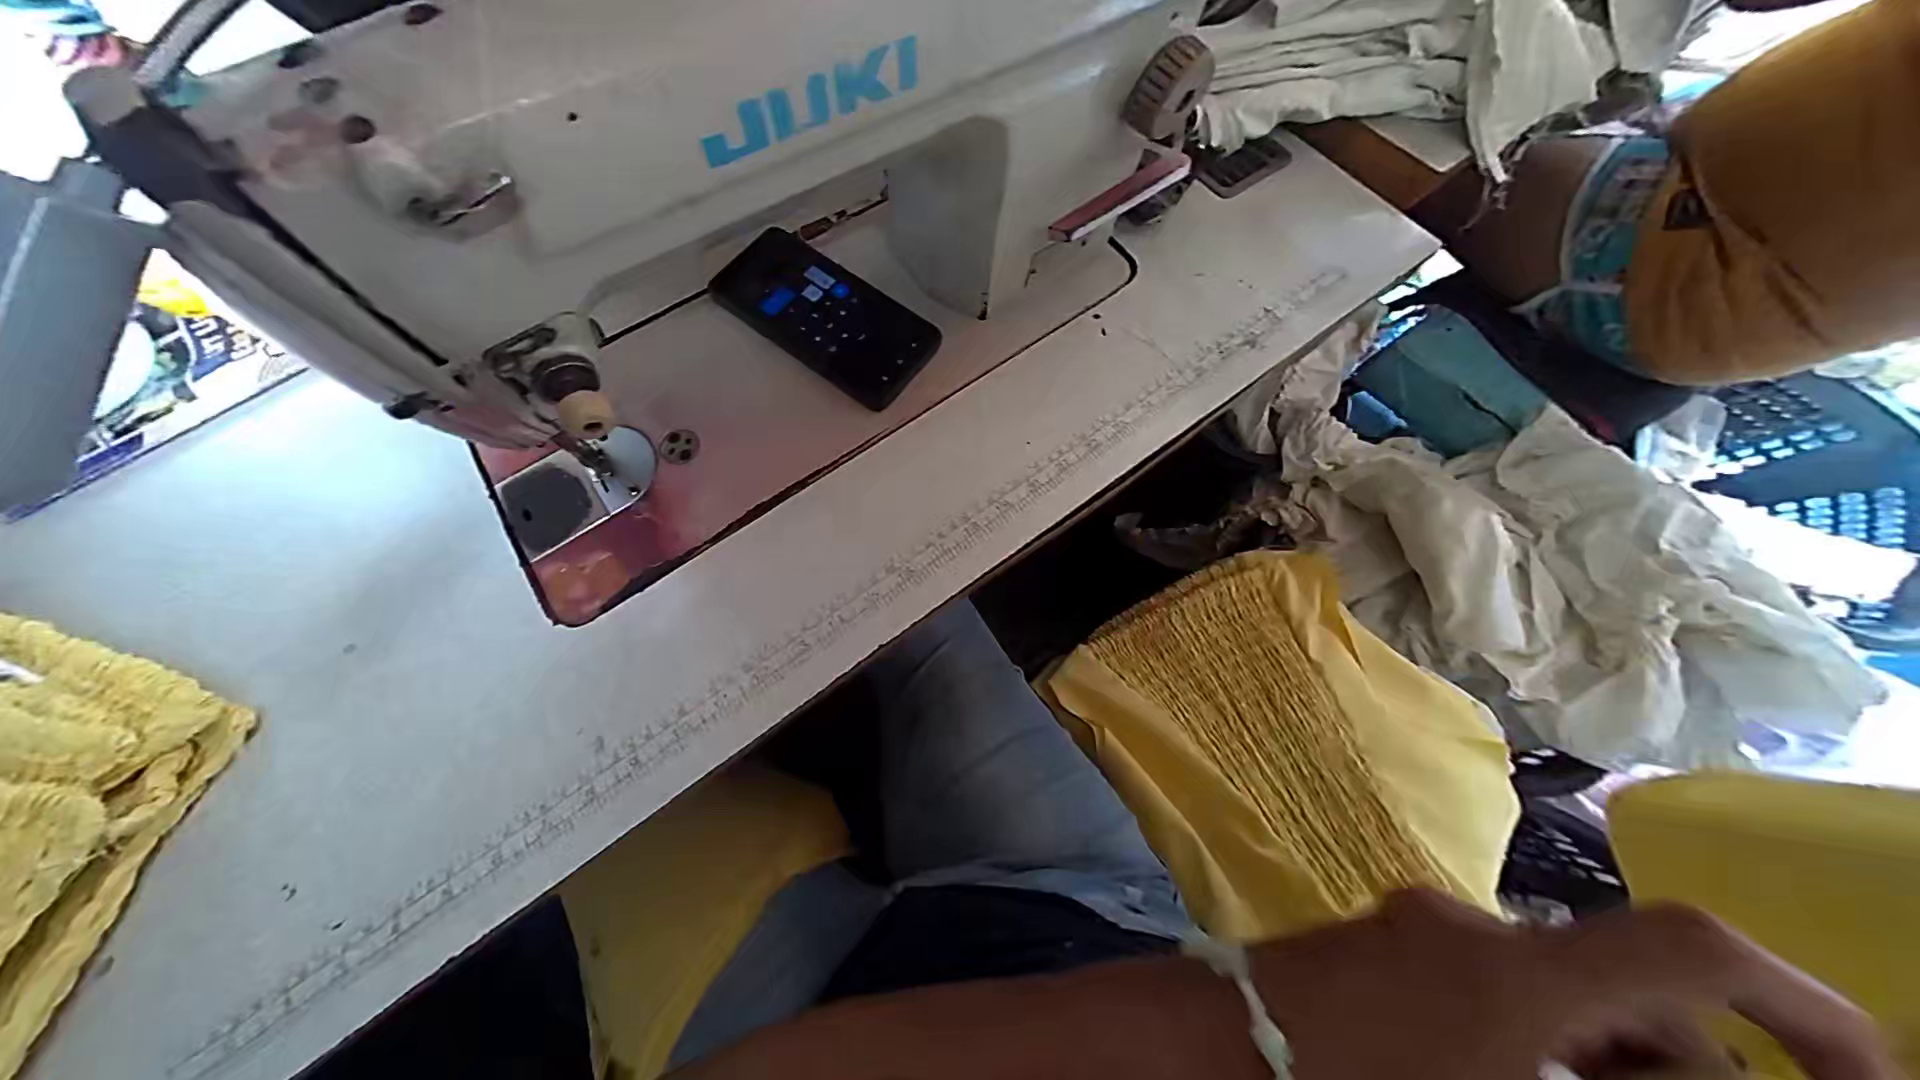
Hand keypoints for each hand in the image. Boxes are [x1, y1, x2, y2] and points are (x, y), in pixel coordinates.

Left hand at [1250, 890, 1903, 1079]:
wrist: (1220, 1043)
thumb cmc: (1360, 1079)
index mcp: (1512, 965)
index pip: (1682, 945)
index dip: (1802, 1007)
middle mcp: (1468, 926)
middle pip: (1626, 985)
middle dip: (1692, 1070)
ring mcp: (1419, 926)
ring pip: (1561, 991)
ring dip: (1614, 1061)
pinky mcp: (1388, 942)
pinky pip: (1498, 988)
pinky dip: (1545, 1042)